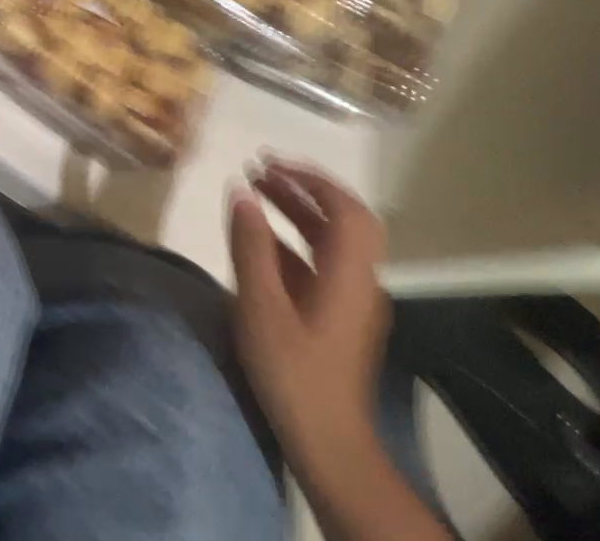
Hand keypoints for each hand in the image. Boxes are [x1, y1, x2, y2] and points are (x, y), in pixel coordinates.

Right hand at [228, 159, 389, 453]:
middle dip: (302, 190)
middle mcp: (357, 281)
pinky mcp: (332, 316)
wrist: (326, 437)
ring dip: (295, 212)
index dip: (313, 180)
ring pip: (329, 242)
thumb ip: (251, 248)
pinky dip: (289, 240)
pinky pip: (316, 263)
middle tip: (258, 169)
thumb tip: (242, 194)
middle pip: (342, 222)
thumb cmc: (292, 371)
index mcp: (348, 276)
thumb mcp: (261, 307)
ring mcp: (347, 300)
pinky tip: (257, 239)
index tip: (272, 161)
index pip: (347, 211)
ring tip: (254, 192)